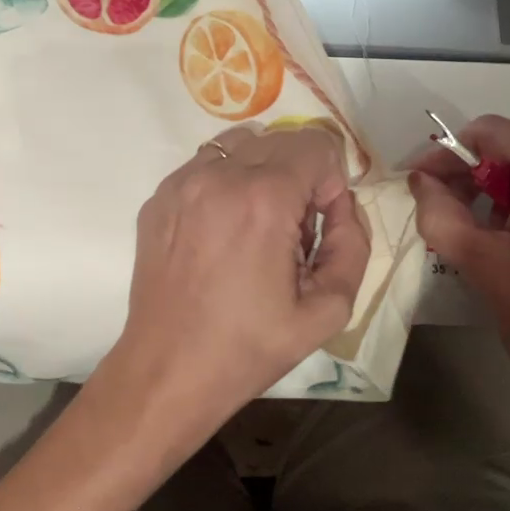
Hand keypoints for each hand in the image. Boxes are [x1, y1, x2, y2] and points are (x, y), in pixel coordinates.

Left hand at [107, 124, 370, 428]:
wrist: (168, 371)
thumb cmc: (248, 348)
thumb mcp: (328, 310)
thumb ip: (352, 245)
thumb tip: (340, 207)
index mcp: (263, 199)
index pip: (317, 144)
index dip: (330, 182)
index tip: (318, 226)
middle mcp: (218, 176)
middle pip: (280, 139)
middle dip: (299, 177)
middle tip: (290, 234)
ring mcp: (181, 184)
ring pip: (240, 145)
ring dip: (261, 173)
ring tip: (255, 229)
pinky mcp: (157, 199)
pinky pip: (205, 167)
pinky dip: (225, 185)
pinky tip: (221, 237)